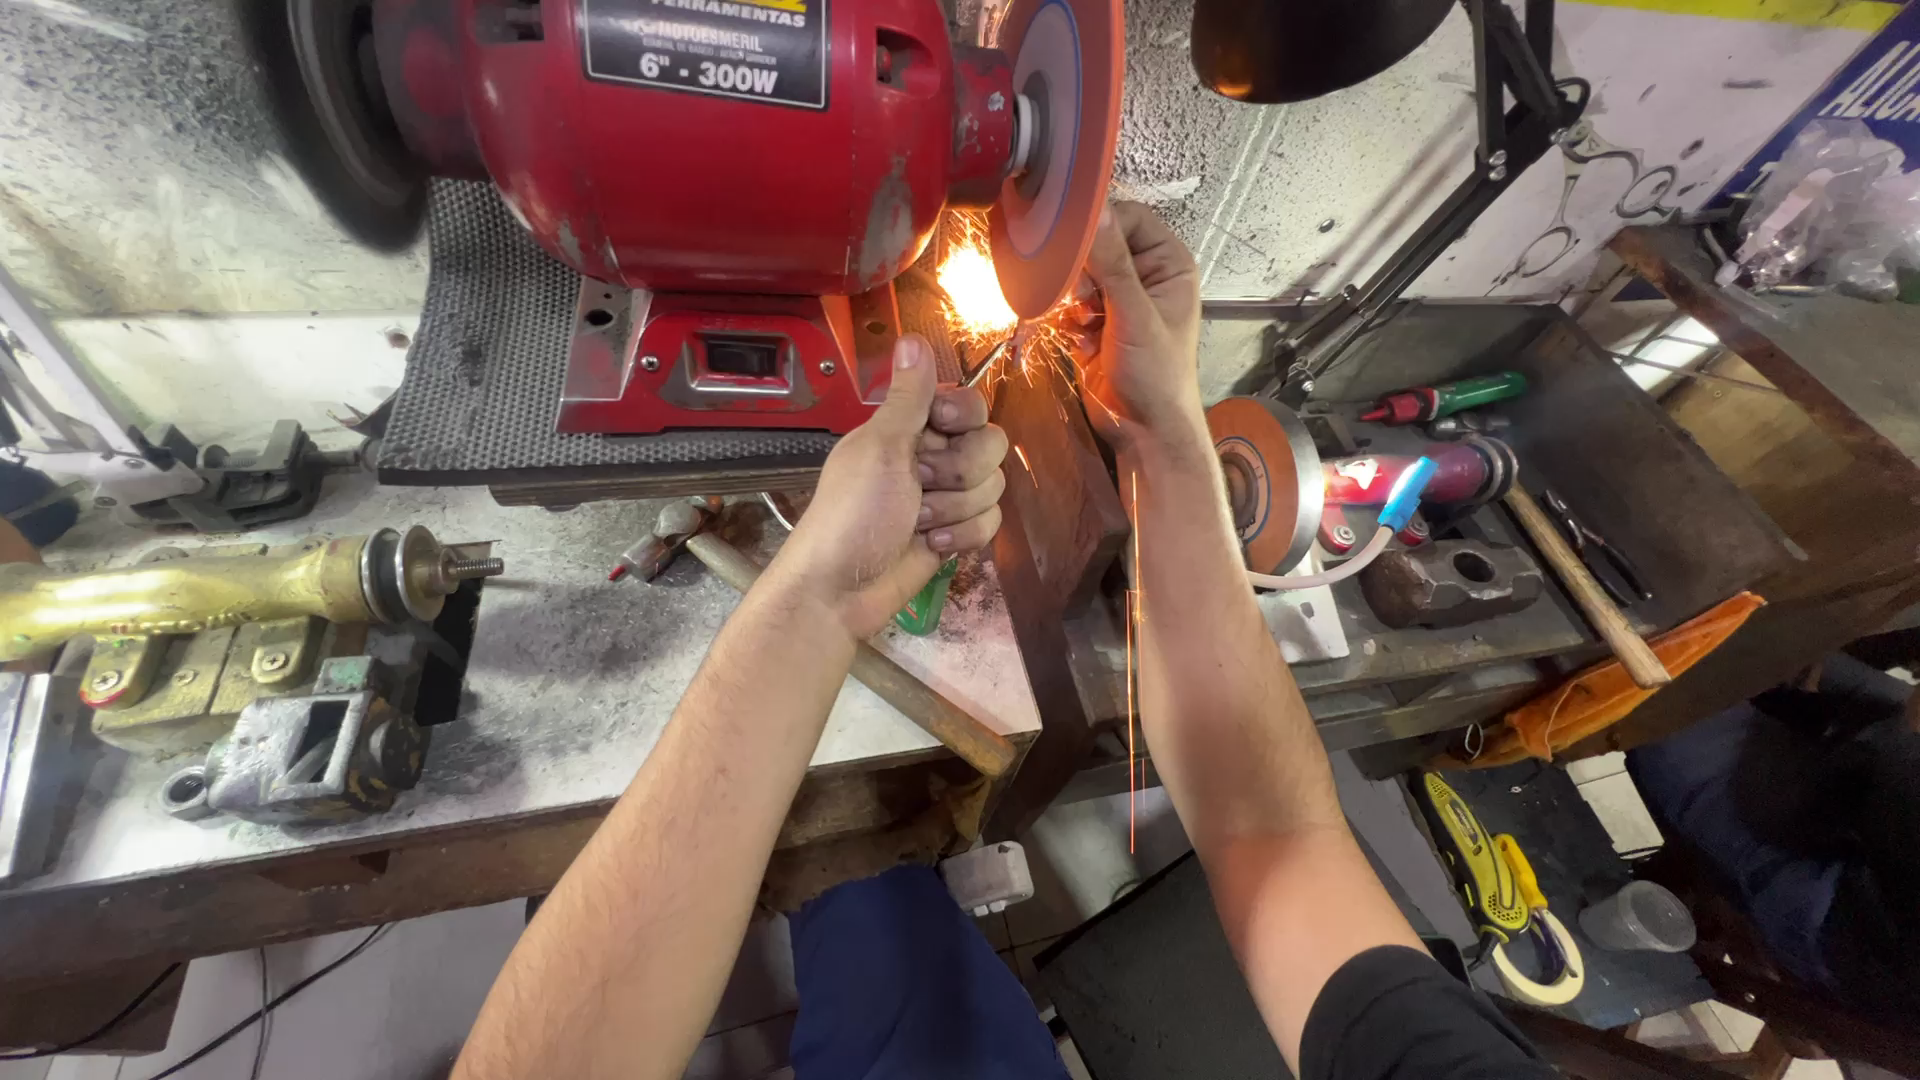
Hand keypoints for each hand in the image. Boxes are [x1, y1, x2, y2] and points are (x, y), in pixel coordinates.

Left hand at [768, 334, 1007, 639]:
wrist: (842, 589)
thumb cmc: (853, 513)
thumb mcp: (879, 448)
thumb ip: (907, 398)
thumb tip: (912, 337)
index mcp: (910, 428)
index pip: (970, 403)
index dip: (964, 417)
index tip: (940, 429)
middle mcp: (932, 457)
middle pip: (990, 445)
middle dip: (959, 472)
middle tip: (920, 485)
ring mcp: (945, 498)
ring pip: (992, 487)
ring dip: (956, 509)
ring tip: (919, 523)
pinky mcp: (955, 533)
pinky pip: (990, 523)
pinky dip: (962, 536)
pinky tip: (931, 545)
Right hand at [1079, 202, 1204, 446]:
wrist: (1144, 430)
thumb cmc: (1155, 374)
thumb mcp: (1134, 316)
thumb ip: (1113, 264)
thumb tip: (1095, 213)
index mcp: (1168, 264)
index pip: (1129, 219)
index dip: (1101, 228)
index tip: (1077, 246)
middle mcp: (1144, 278)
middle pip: (1100, 247)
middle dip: (1084, 272)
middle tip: (1084, 298)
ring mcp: (1118, 303)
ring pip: (1080, 278)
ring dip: (1074, 300)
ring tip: (1085, 324)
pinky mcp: (1095, 327)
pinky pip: (1071, 307)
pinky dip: (1069, 322)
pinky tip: (1081, 341)